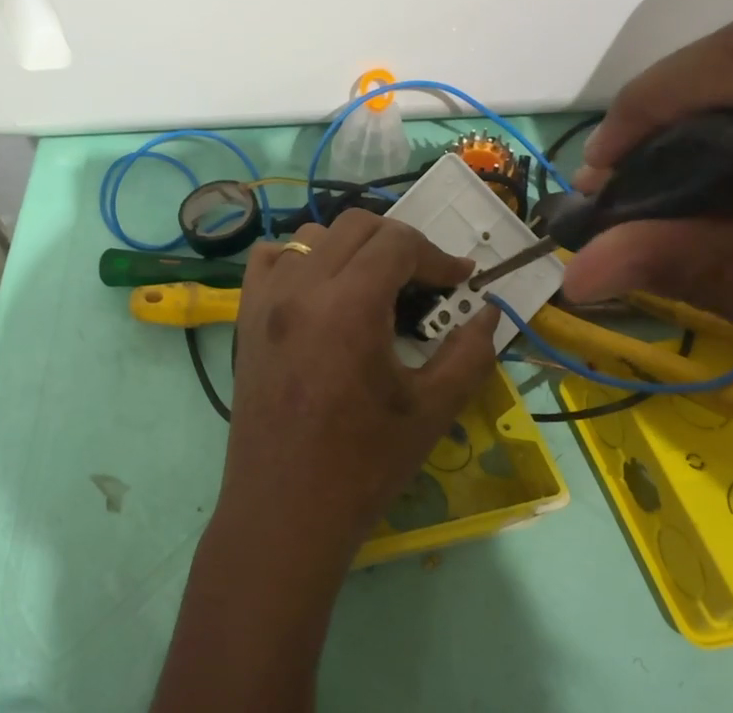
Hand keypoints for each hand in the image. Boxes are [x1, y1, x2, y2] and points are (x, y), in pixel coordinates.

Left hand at [152, 211, 498, 712]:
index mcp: (349, 306)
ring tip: (374, 287)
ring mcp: (265, 298)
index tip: (460, 281)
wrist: (285, 507)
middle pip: (356, 226)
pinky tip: (320, 291)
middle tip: (425, 282)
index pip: (398, 242)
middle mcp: (301, 287)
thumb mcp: (431, 410)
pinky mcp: (245, 316)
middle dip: (400, 243)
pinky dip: (299, 258)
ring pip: (312, 236)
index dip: (437, 255)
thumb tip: (487, 313)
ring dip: (351, 248)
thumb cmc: (363, 465)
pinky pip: (270, 259)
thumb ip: (468, 352)